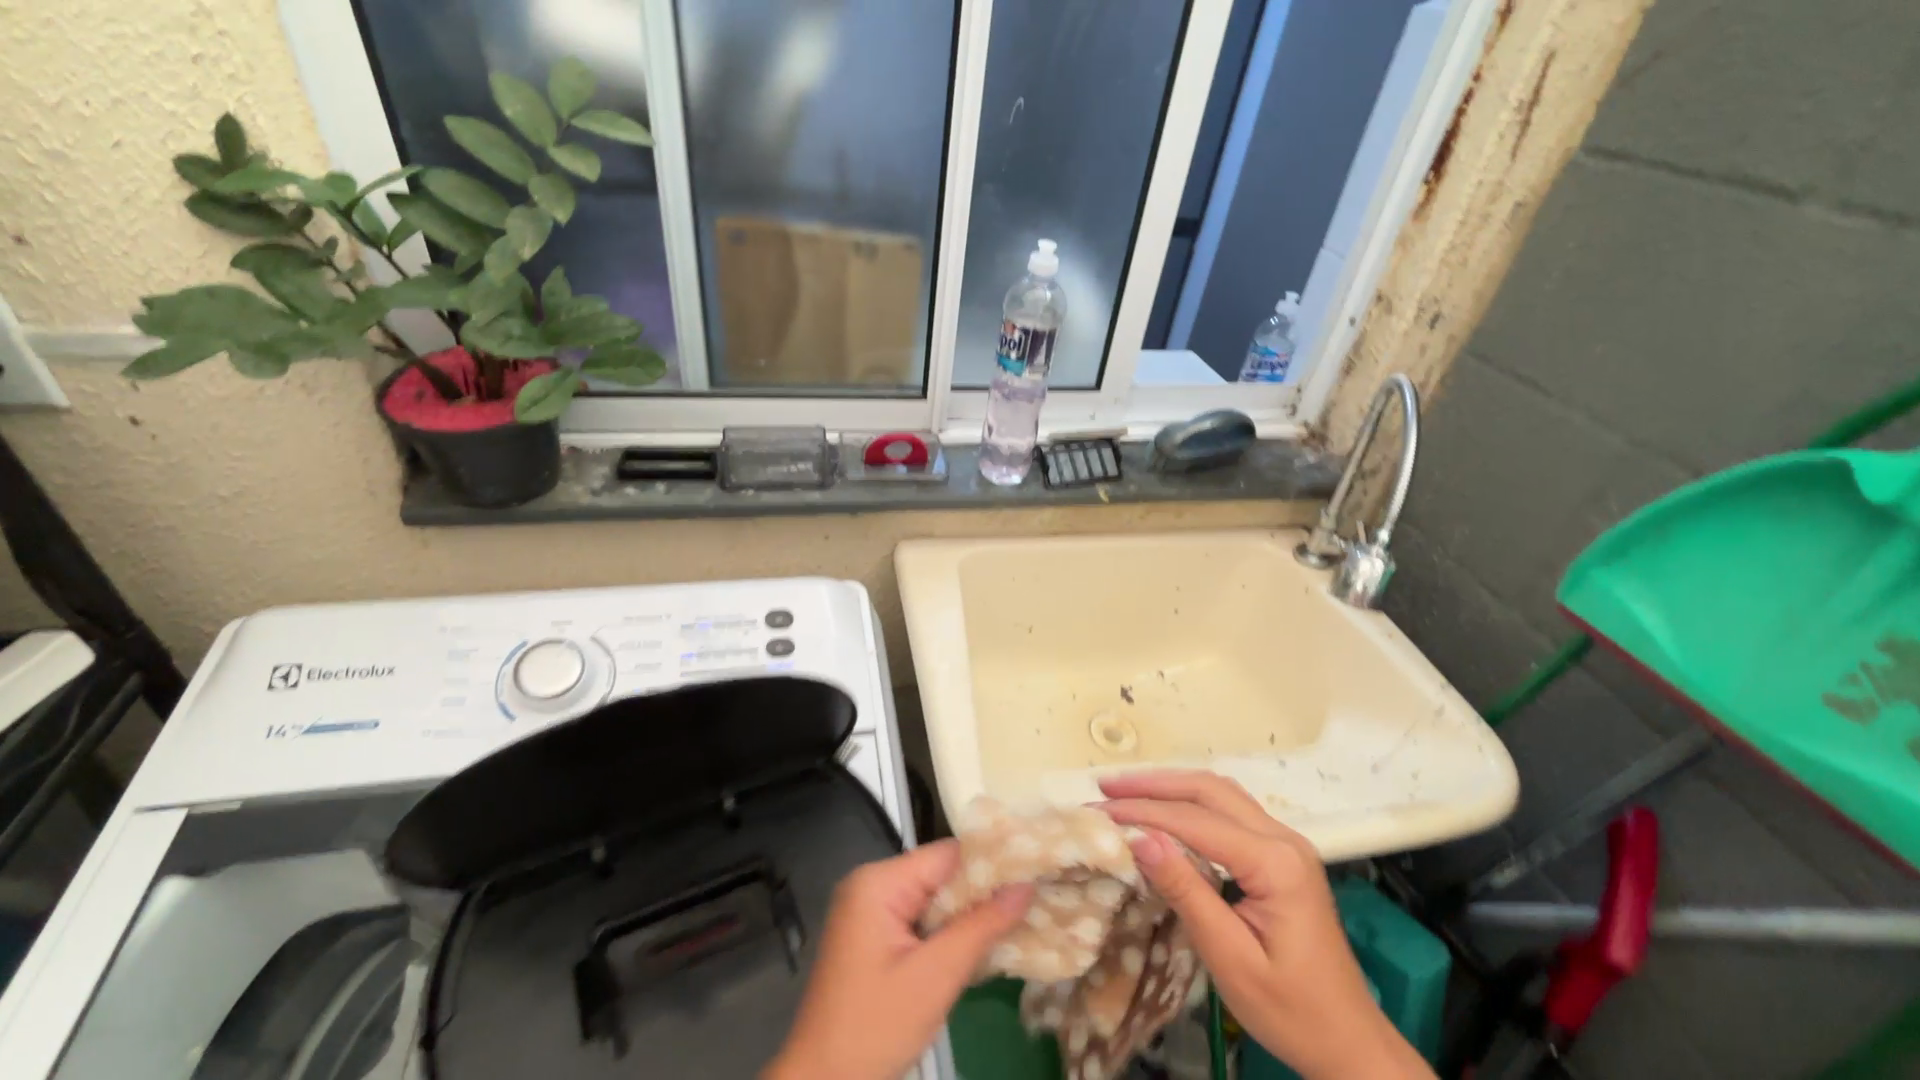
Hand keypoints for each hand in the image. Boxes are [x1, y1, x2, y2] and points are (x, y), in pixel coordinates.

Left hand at [766, 841, 1033, 1079]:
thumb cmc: (875, 1026)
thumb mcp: (936, 975)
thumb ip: (982, 925)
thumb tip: (1026, 884)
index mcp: (878, 883)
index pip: (948, 854)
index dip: (994, 862)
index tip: (1038, 870)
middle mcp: (872, 886)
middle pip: (943, 874)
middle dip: (987, 891)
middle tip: (1039, 899)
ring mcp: (872, 913)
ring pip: (937, 900)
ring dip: (973, 915)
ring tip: (1026, 918)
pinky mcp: (877, 939)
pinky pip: (924, 922)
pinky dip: (952, 934)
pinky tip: (988, 945)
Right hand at [1101, 771, 1433, 1079]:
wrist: (1348, 1041)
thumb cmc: (1290, 1009)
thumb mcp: (1230, 957)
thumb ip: (1186, 892)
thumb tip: (1140, 838)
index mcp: (1275, 863)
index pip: (1196, 820)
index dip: (1143, 811)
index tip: (1098, 811)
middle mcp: (1284, 840)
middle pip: (1210, 790)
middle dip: (1153, 784)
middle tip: (1104, 788)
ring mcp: (1287, 845)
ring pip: (1222, 794)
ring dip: (1172, 788)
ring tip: (1125, 792)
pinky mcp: (1282, 858)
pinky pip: (1231, 813)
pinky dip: (1192, 804)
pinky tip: (1166, 812)